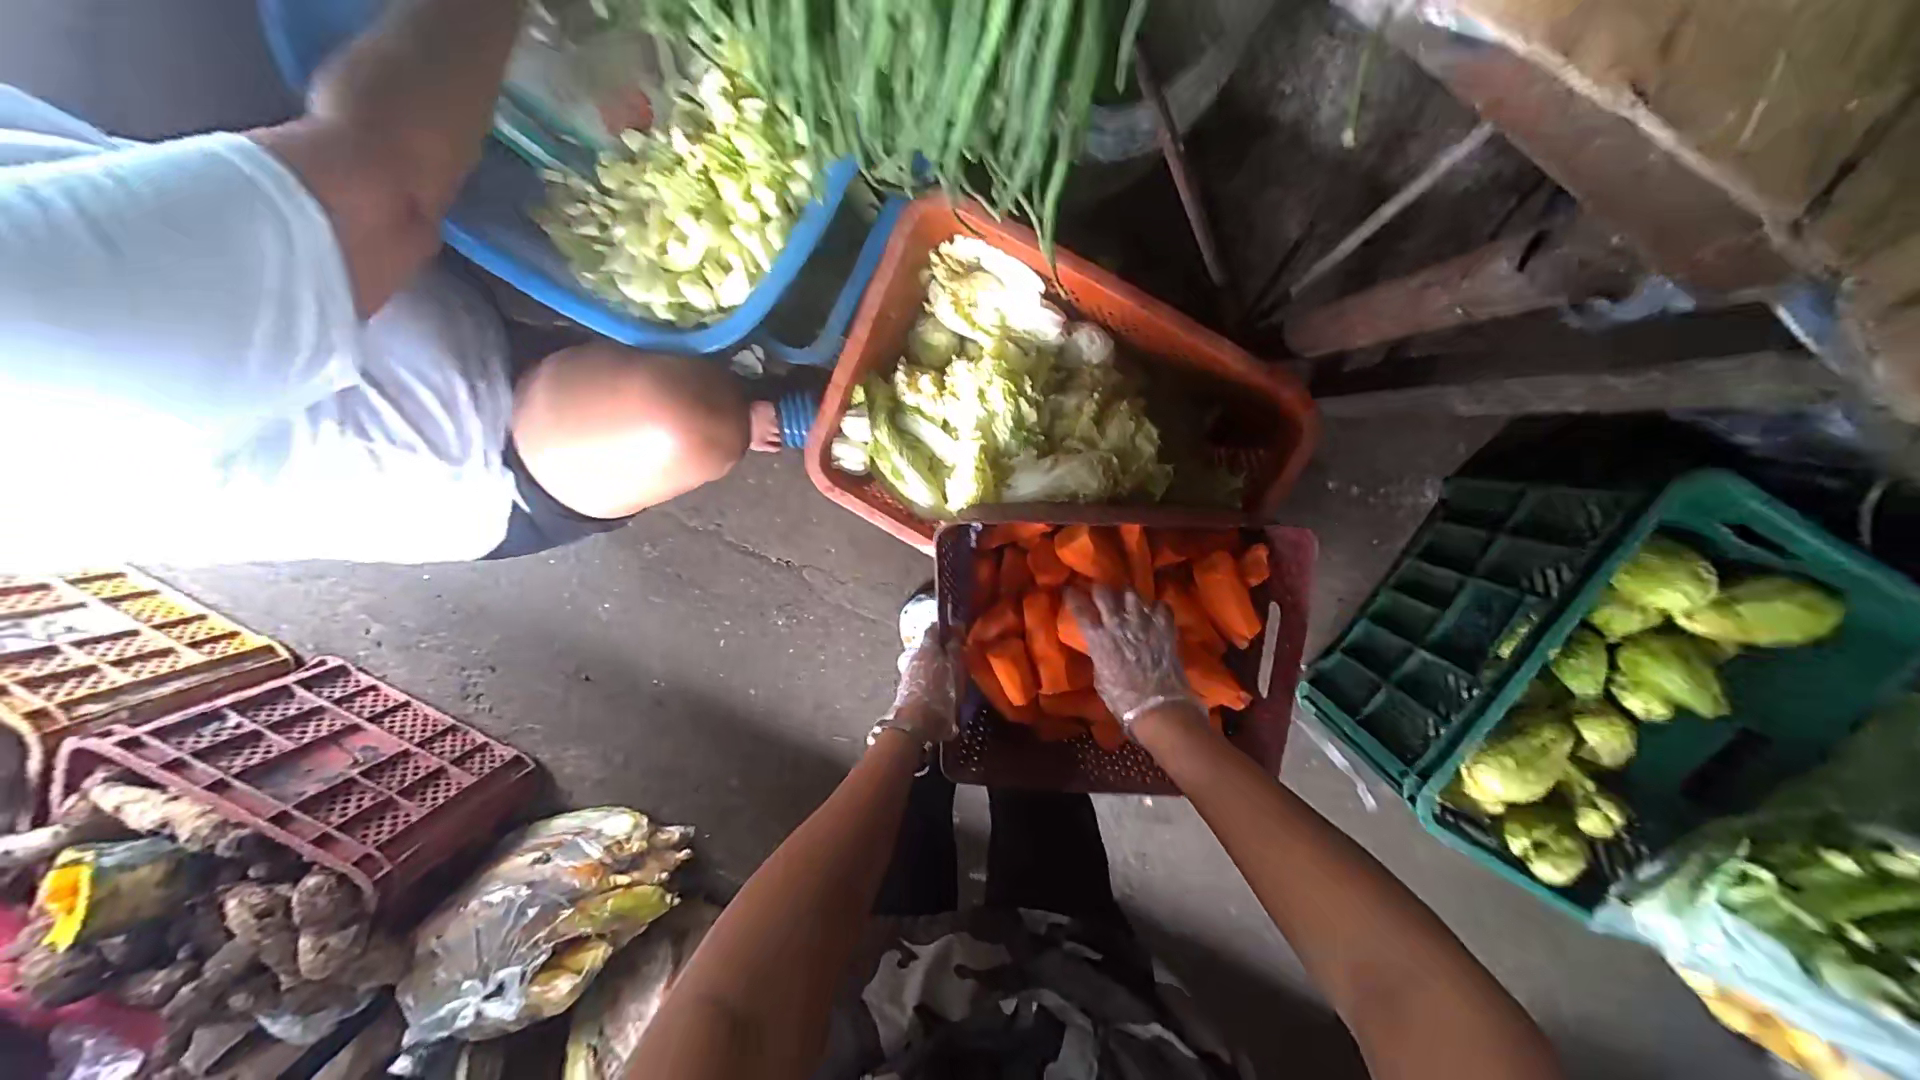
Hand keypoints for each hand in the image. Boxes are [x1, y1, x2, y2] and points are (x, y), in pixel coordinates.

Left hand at [877, 634, 962, 743]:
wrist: (915, 725)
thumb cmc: (939, 694)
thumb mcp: (955, 669)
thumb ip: (955, 648)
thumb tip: (957, 626)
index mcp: (927, 648)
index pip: (934, 628)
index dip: (946, 628)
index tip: (958, 631)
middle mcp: (914, 656)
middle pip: (929, 646)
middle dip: (942, 648)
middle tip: (958, 655)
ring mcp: (908, 673)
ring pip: (925, 661)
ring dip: (936, 664)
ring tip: (951, 675)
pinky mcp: (906, 689)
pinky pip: (922, 676)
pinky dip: (931, 678)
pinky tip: (940, 689)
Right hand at [1066, 586, 1202, 730]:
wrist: (1158, 707)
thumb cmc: (1123, 699)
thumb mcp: (1101, 676)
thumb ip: (1099, 654)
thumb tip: (1100, 646)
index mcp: (1098, 638)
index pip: (1080, 607)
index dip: (1072, 595)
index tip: (1069, 590)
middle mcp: (1119, 624)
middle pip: (1104, 592)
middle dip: (1099, 589)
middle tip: (1099, 592)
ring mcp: (1144, 623)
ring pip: (1132, 593)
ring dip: (1127, 596)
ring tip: (1128, 601)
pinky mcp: (1165, 628)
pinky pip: (1160, 606)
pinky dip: (1155, 608)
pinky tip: (1153, 614)